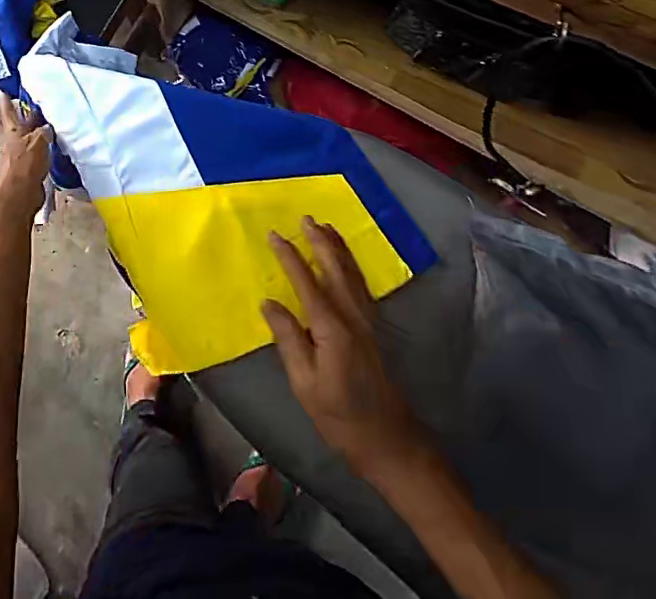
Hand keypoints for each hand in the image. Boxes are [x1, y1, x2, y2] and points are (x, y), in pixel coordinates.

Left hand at [0, 94, 52, 217]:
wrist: (20, 196)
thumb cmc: (24, 167)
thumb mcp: (37, 143)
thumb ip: (43, 132)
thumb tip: (48, 127)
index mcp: (13, 134)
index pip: (10, 113)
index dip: (8, 102)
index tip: (6, 91)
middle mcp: (16, 143)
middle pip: (23, 126)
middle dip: (31, 115)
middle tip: (42, 103)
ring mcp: (23, 156)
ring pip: (33, 138)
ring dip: (42, 131)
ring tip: (55, 122)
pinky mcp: (31, 168)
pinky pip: (41, 152)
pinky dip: (48, 147)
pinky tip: (58, 145)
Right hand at [262, 218, 424, 477]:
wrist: (386, 436)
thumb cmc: (339, 415)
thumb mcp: (304, 383)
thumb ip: (288, 340)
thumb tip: (269, 304)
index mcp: (332, 327)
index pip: (306, 282)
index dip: (290, 257)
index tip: (274, 235)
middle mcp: (352, 314)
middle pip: (334, 268)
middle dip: (319, 241)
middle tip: (305, 218)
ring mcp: (367, 319)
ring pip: (351, 272)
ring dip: (337, 247)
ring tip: (325, 227)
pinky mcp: (373, 326)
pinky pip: (360, 283)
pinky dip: (350, 264)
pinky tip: (345, 260)